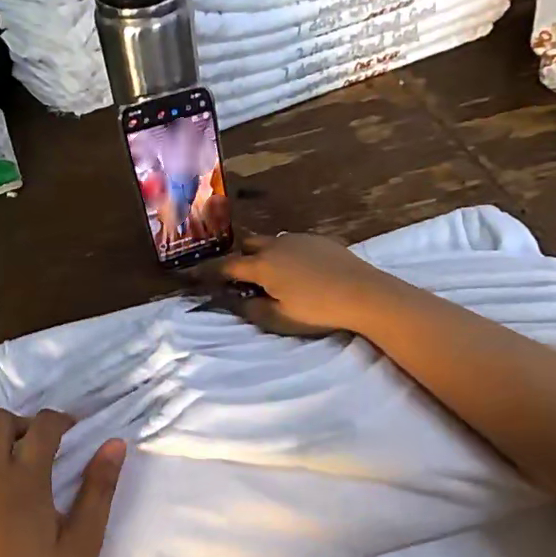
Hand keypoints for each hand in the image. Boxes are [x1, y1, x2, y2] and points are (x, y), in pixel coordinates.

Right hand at [189, 231, 402, 336]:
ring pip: (272, 242)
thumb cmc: (317, 310)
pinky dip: (287, 254)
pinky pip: (293, 243)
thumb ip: (252, 308)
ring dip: (265, 255)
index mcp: (262, 265)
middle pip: (248, 245)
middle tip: (241, 278)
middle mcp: (276, 245)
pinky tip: (301, 271)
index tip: (192, 274)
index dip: (207, 271)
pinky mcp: (319, 239)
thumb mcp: (280, 318)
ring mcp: (299, 238)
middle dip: (240, 259)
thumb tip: (236, 299)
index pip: (226, 266)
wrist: (363, 292)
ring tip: (274, 276)